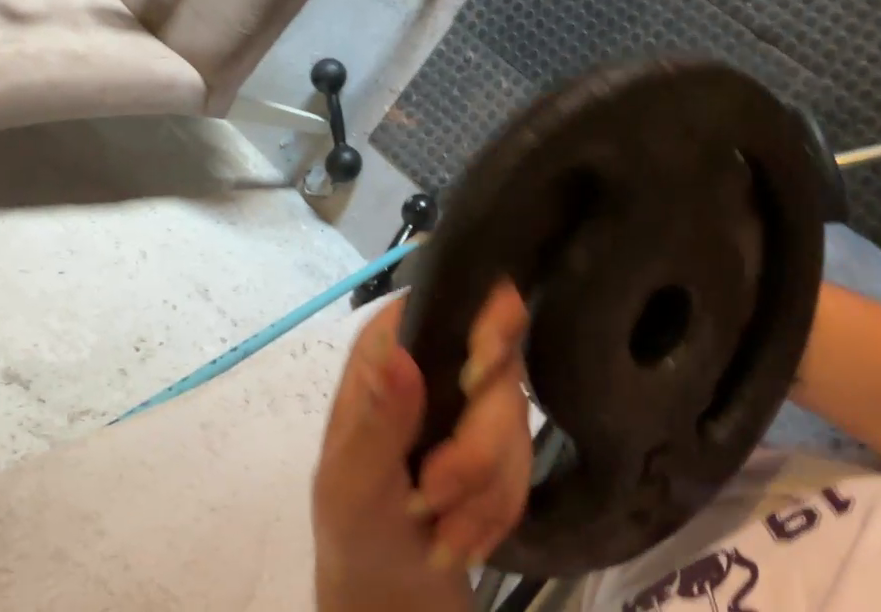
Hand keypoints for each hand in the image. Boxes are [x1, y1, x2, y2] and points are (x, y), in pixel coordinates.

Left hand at [312, 284, 531, 611]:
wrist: (393, 587)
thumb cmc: (354, 528)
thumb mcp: (351, 484)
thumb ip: (377, 423)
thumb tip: (394, 352)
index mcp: (395, 345)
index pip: (456, 298)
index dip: (486, 325)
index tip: (480, 378)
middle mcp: (441, 358)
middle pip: (501, 366)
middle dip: (476, 451)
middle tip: (433, 500)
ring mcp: (478, 396)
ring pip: (520, 419)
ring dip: (484, 492)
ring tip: (441, 533)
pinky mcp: (504, 438)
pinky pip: (529, 462)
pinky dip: (498, 509)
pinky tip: (464, 534)